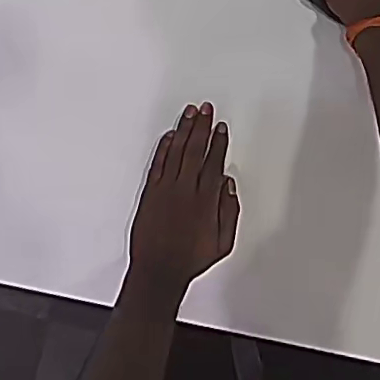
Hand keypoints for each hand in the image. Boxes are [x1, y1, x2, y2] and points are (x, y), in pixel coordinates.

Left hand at [126, 103, 239, 308]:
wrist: (158, 270)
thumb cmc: (189, 258)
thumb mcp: (222, 242)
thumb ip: (229, 211)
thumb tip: (228, 184)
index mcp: (205, 200)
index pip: (214, 162)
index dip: (218, 142)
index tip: (221, 127)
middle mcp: (185, 189)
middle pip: (196, 149)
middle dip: (203, 126)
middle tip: (207, 109)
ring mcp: (166, 188)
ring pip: (177, 150)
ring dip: (185, 129)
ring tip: (190, 112)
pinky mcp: (150, 191)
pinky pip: (159, 162)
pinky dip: (165, 147)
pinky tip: (171, 134)